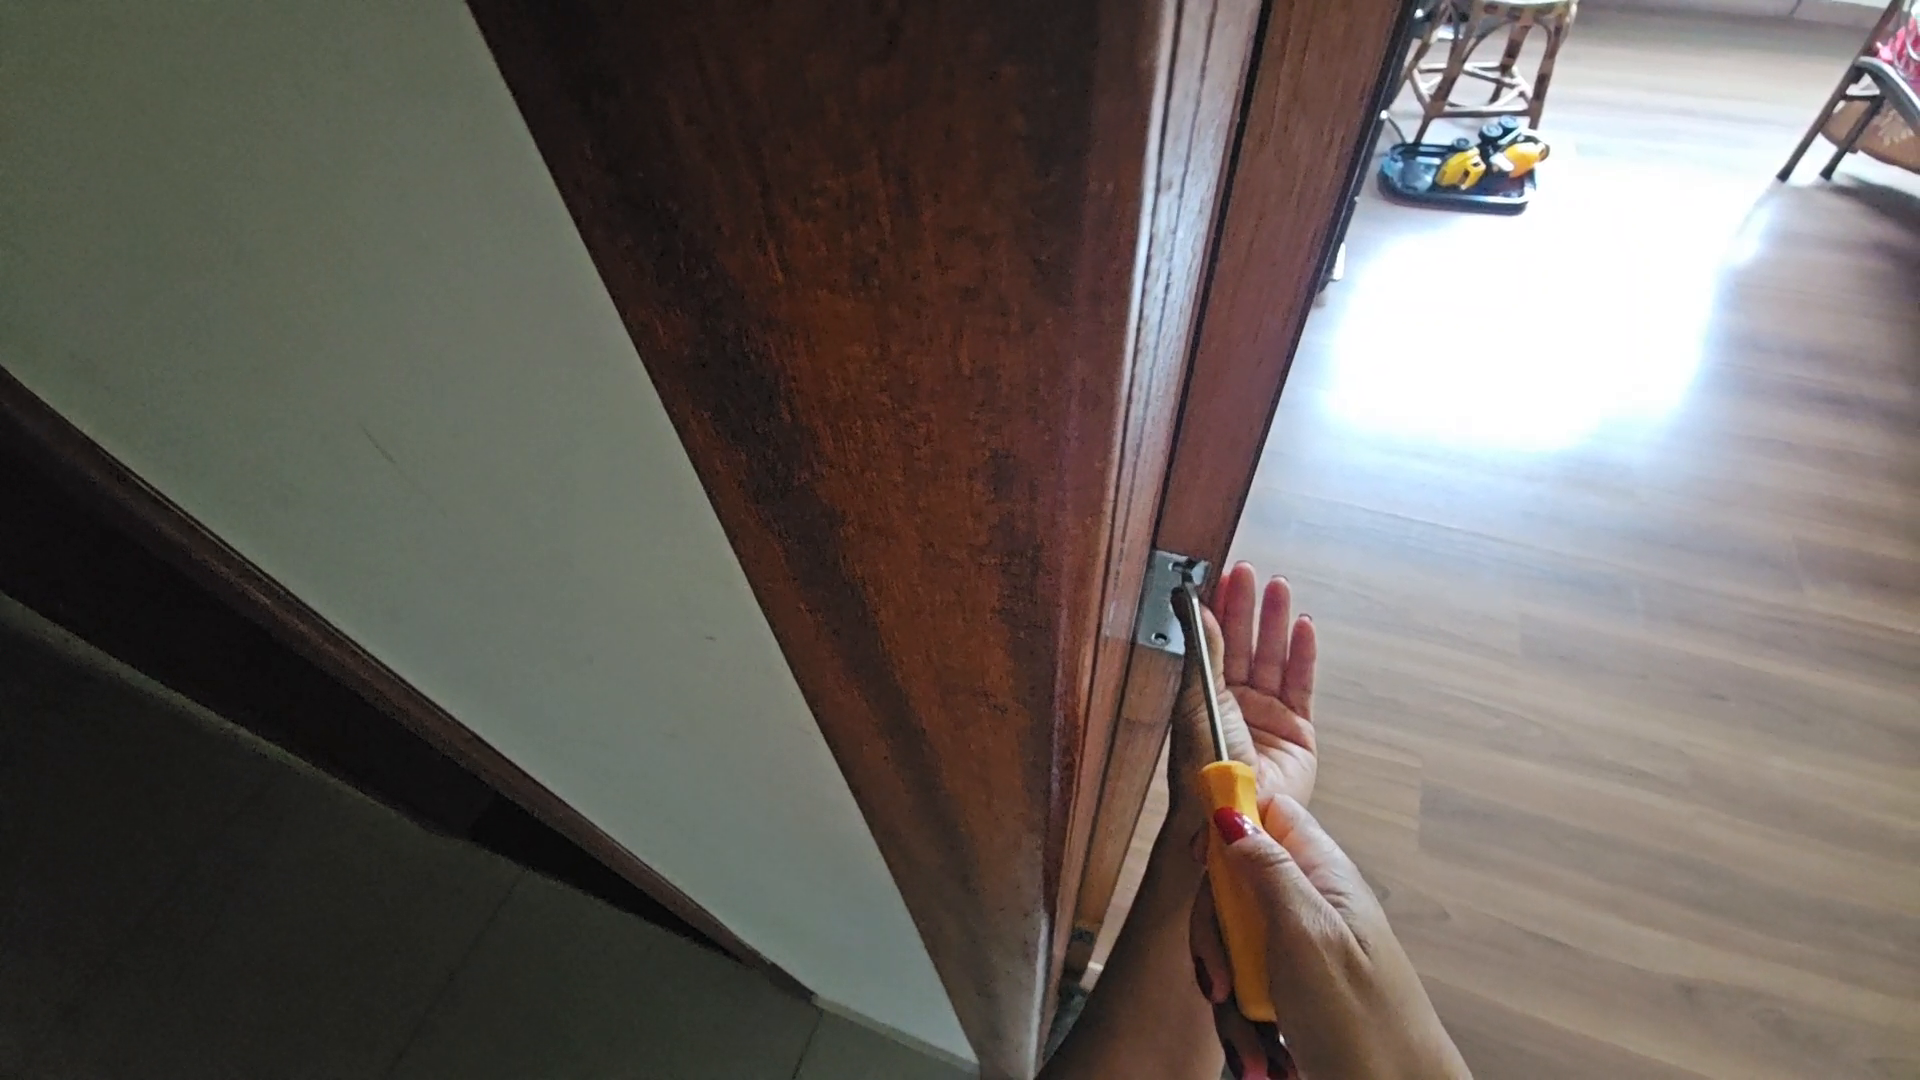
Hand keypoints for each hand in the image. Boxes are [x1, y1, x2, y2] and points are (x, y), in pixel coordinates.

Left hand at [1167, 563, 1317, 841]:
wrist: (1233, 815)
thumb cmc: (1203, 767)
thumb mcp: (1198, 701)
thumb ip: (1204, 653)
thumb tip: (1196, 609)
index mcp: (1204, 694)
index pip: (1213, 641)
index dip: (1218, 608)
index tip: (1221, 577)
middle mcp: (1235, 701)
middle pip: (1243, 642)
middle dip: (1247, 606)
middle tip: (1250, 573)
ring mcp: (1266, 714)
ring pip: (1272, 656)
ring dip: (1276, 621)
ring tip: (1279, 588)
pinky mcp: (1296, 731)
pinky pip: (1300, 684)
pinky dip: (1303, 655)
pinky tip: (1303, 627)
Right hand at [1201, 798, 1471, 1079]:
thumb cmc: (1367, 1029)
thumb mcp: (1308, 935)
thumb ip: (1266, 867)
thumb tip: (1229, 810)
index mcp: (1323, 874)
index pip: (1269, 811)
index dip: (1228, 820)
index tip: (1200, 856)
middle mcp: (1310, 903)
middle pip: (1235, 879)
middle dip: (1216, 930)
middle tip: (1219, 977)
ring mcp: (1299, 947)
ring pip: (1233, 935)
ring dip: (1228, 986)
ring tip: (1249, 1040)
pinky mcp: (1291, 987)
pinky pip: (1245, 981)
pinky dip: (1242, 1019)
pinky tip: (1258, 1055)